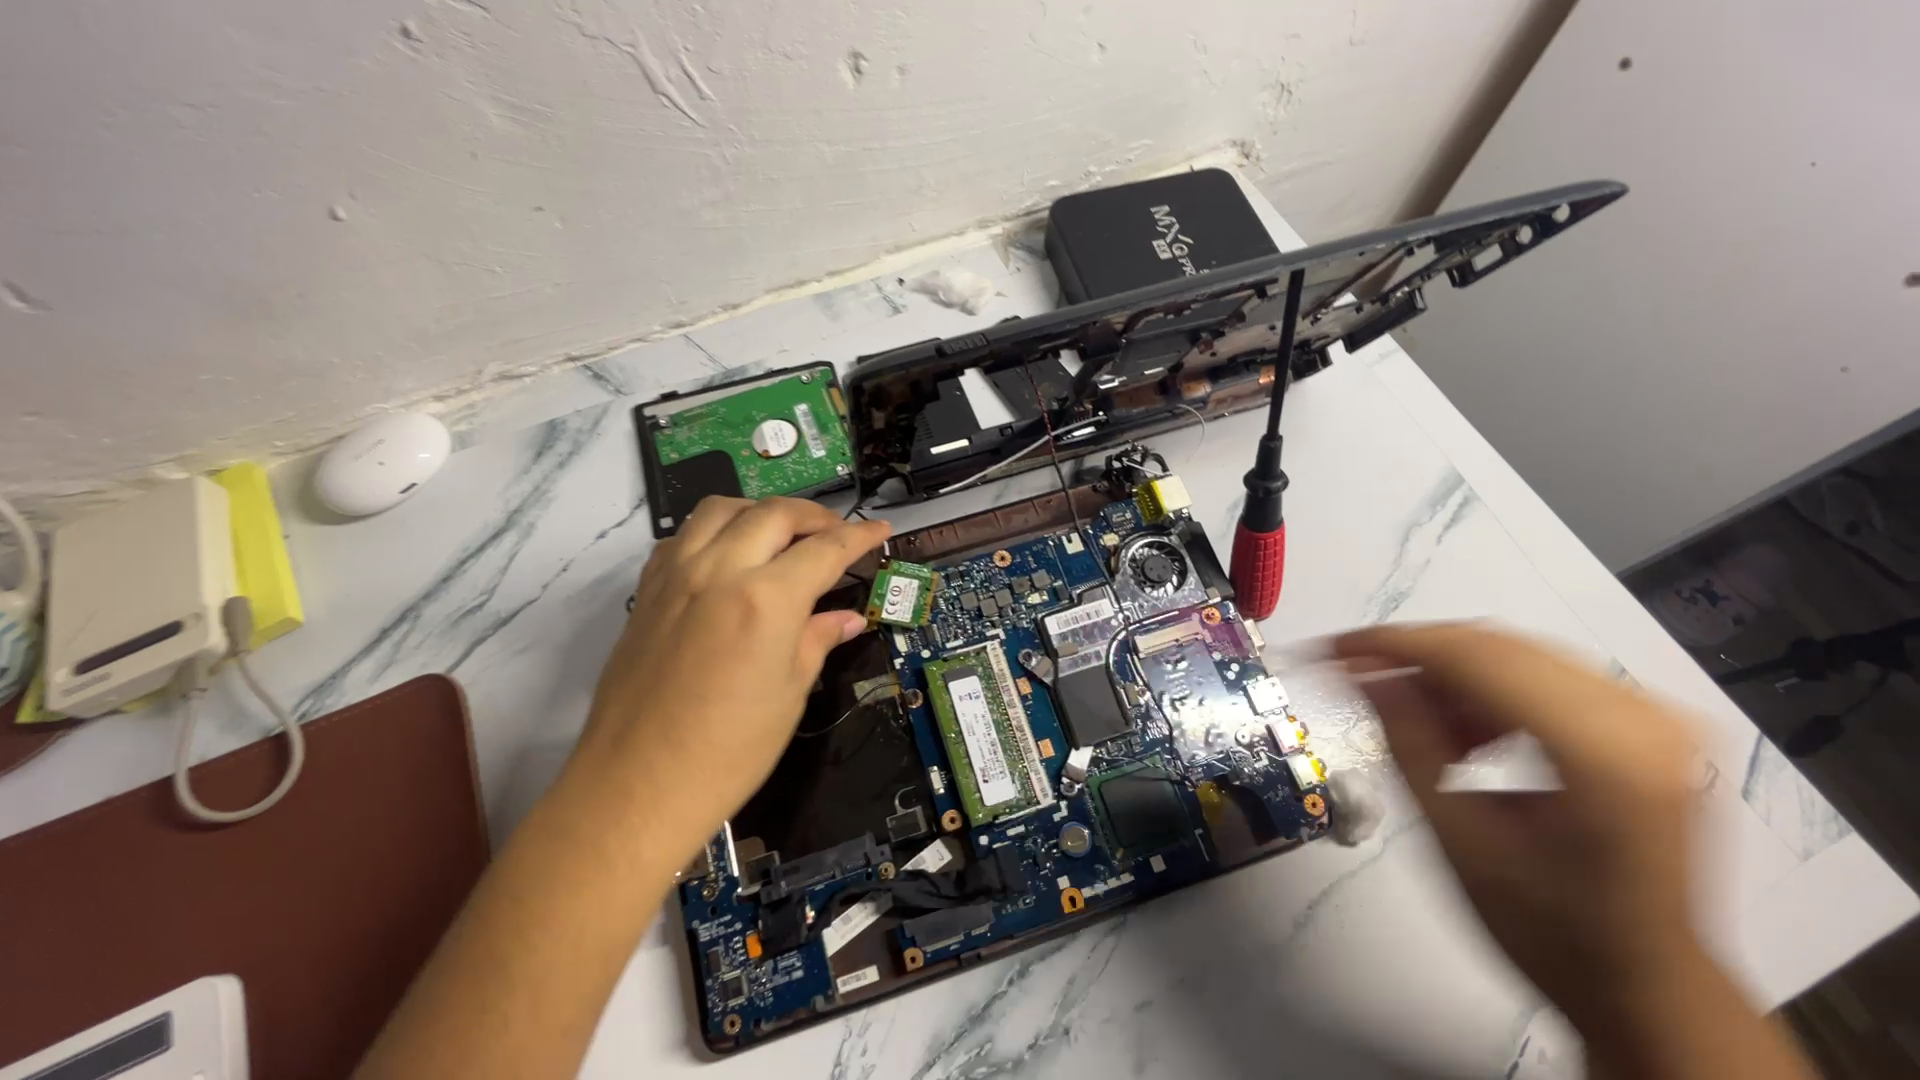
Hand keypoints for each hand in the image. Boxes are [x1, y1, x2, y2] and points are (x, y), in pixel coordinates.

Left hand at [574, 496, 888, 853]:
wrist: (638, 785)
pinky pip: (683, 535)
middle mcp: (718, 570)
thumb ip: (818, 640)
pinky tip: (728, 556)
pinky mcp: (647, 591)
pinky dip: (715, 531)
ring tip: (783, 535)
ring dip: (761, 512)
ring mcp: (675, 576)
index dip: (860, 537)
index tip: (880, 533)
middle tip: (838, 536)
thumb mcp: (790, 694)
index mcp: (765, 599)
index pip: (826, 549)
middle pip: (774, 514)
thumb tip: (846, 618)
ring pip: (722, 509)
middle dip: (815, 517)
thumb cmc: (728, 752)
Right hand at [1334, 623, 1701, 1028]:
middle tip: (1355, 681)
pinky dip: (1489, 692)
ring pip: (1519, 657)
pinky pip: (1546, 678)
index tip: (1329, 649)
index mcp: (1603, 752)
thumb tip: (1362, 676)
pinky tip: (1462, 732)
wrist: (1648, 985)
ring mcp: (1655, 715)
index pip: (1478, 658)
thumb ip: (1410, 746)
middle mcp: (1643, 715)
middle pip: (1500, 648)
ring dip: (1452, 679)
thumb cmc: (1548, 931)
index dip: (1393, 646)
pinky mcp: (1650, 723)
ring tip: (1412, 723)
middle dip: (1418, 659)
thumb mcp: (1460, 842)